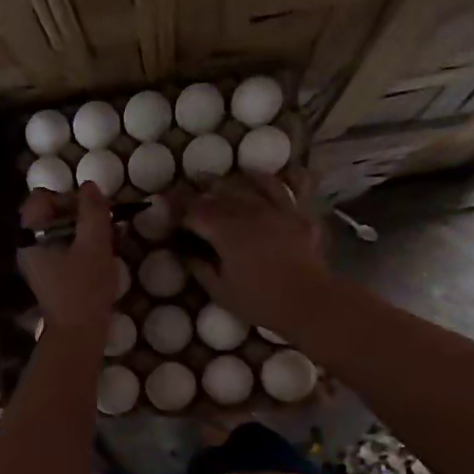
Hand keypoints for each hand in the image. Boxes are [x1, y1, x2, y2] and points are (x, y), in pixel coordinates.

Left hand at [18, 183, 117, 332]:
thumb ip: (93, 211)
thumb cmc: (85, 288)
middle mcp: (28, 245)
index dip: (69, 199)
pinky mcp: (49, 275)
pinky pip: (64, 249)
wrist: (78, 333)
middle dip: (82, 215)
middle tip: (107, 226)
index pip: (42, 197)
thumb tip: (90, 185)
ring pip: (61, 232)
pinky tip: (104, 255)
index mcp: (31, 235)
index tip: (92, 214)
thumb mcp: (94, 244)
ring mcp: (37, 261)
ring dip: (86, 231)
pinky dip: (83, 247)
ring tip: (111, 241)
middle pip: (52, 213)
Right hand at [173, 172, 329, 332]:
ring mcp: (278, 209)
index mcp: (225, 231)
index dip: (177, 207)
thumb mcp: (221, 291)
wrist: (309, 302)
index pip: (194, 211)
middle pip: (220, 193)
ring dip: (234, 180)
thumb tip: (186, 252)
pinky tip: (284, 172)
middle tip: (189, 193)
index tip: (164, 205)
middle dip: (201, 191)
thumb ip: (200, 268)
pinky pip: (296, 185)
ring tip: (223, 181)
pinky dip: (289, 176)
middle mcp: (250, 211)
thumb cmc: (261, 301)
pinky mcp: (301, 214)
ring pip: (252, 183)